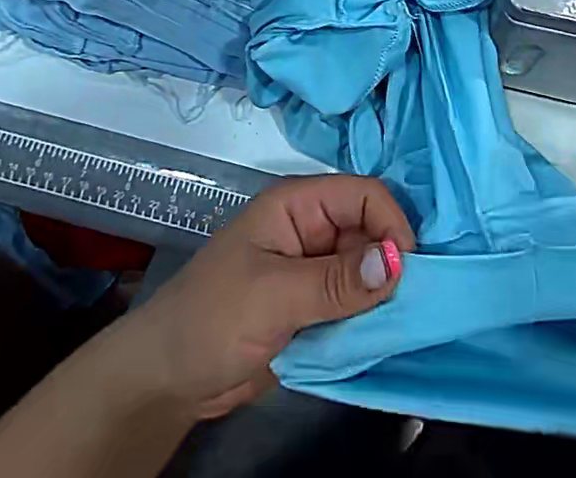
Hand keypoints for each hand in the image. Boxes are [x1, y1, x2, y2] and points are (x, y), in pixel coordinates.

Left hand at [106, 175, 414, 417]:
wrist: (166, 380)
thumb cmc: (210, 319)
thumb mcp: (273, 296)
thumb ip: (336, 281)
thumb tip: (397, 263)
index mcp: (298, 205)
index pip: (363, 195)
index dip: (390, 223)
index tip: (407, 270)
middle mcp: (313, 229)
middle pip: (372, 230)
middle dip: (392, 262)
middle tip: (409, 304)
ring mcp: (316, 268)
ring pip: (370, 268)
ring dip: (385, 293)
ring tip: (402, 322)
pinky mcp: (318, 304)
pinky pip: (359, 301)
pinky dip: (373, 316)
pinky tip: (386, 334)